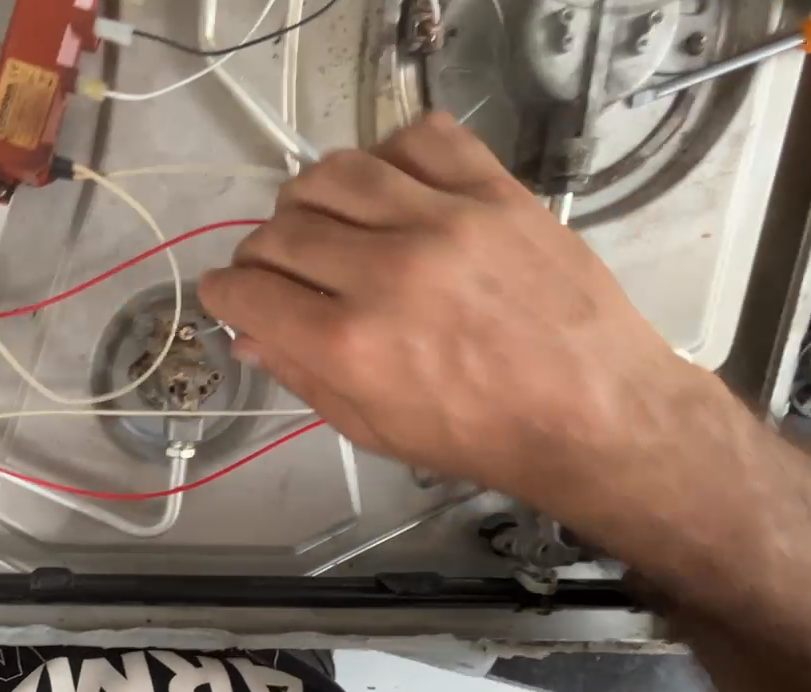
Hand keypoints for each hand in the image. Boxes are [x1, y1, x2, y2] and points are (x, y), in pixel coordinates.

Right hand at [199, 113, 729, 518]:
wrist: (590, 411)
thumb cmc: (470, 434)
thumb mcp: (368, 426)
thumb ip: (300, 374)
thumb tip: (248, 336)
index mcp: (346, 343)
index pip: (246, 291)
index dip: (220, 293)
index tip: (225, 295)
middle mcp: (385, 272)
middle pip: (279, 231)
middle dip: (256, 254)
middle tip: (271, 272)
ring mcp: (443, 221)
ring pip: (335, 173)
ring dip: (305, 199)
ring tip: (318, 224)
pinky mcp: (495, 192)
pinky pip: (419, 138)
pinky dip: (385, 156)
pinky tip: (387, 190)